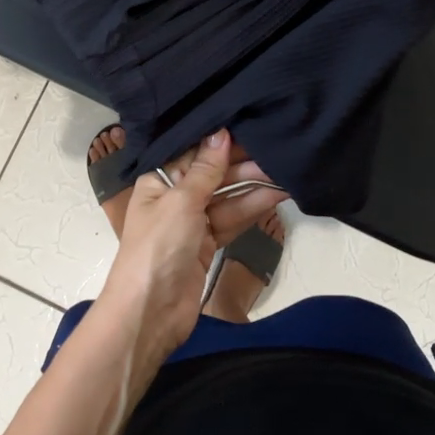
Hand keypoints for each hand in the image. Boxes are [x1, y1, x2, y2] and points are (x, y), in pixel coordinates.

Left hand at [98, 130, 281, 359]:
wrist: (150, 312)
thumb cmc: (158, 247)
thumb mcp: (181, 201)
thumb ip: (205, 170)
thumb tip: (220, 133)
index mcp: (158, 179)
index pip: (192, 151)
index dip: (218, 140)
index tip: (249, 122)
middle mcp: (174, 196)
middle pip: (211, 173)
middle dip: (241, 164)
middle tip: (275, 151)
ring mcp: (191, 222)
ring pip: (225, 197)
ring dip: (252, 186)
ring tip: (284, 172)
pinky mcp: (207, 245)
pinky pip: (231, 219)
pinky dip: (251, 209)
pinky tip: (275, 196)